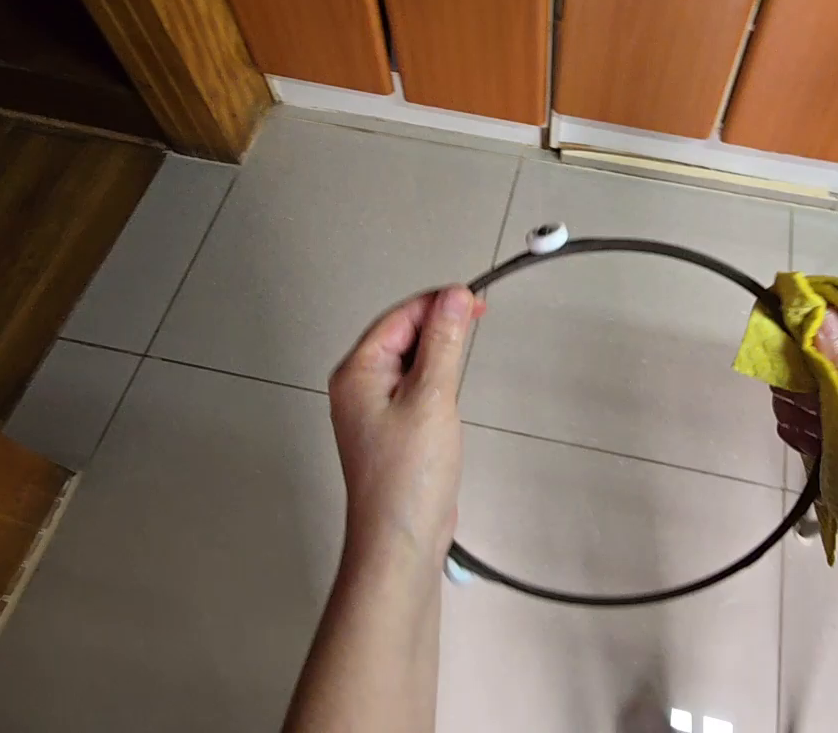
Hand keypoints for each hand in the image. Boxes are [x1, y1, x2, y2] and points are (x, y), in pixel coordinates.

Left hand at [328, 286, 483, 566]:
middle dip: (440, 325)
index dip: (438, 303)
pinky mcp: (392, 428)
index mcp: (357, 371)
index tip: (477, 301)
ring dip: (440, 352)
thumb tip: (453, 295)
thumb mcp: (432, 397)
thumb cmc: (411, 474)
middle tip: (480, 321)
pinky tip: (452, 390)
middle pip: (403, 334)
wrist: (402, 543)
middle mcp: (359, 385)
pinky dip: (437, 379)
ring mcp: (373, 408)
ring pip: (411, 360)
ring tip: (467, 355)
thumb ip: (443, 342)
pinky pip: (414, 387)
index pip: (400, 316)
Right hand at [770, 311, 837, 564]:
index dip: (800, 327)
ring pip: (795, 387)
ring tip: (810, 435)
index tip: (780, 350)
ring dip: (793, 408)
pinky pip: (797, 418)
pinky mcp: (830, 435)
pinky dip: (795, 430)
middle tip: (804, 407)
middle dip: (794, 378)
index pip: (831, 323)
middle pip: (804, 354)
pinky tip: (807, 446)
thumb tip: (817, 314)